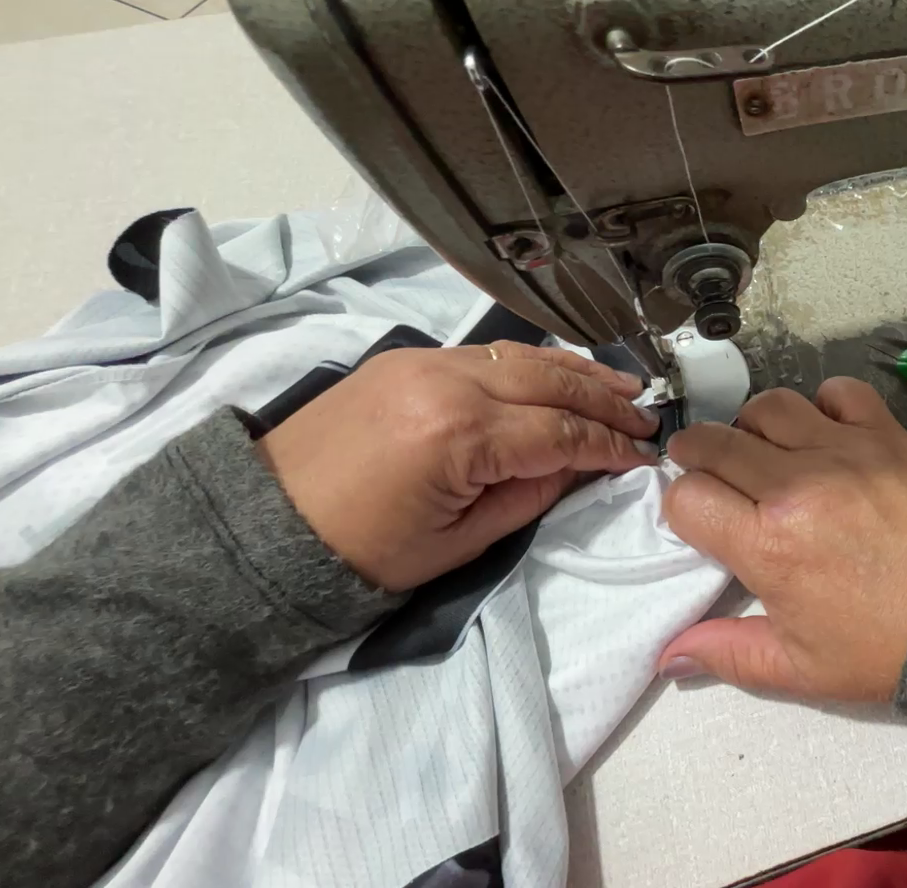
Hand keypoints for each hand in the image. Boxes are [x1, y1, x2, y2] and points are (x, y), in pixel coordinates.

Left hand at [256, 342, 658, 591]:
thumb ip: (534, 494)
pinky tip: (566, 373)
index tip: (645, 457)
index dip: (610, 446)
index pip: (562, 432)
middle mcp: (448, 382)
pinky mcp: (410, 357)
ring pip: (527, 356)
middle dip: (608, 403)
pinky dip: (539, 362)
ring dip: (582, 372)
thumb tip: (582, 466)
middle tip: (648, 419)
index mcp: (460, 435)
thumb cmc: (364, 552)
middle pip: (554, 384)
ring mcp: (426, 361)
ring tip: (625, 386)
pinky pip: (493, 353)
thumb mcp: (462, 541)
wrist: (259, 530)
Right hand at [659, 378, 906, 700]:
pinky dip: (825, 402)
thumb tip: (668, 653)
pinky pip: (842, 391)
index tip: (699, 515)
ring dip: (754, 424)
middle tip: (706, 465)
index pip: (687, 496)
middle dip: (698, 452)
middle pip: (717, 441)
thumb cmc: (883, 645)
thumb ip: (726, 653)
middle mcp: (797, 484)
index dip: (682, 504)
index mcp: (768, 543)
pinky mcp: (886, 435)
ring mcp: (845, 451)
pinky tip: (826, 430)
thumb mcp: (798, 669)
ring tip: (765, 448)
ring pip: (772, 406)